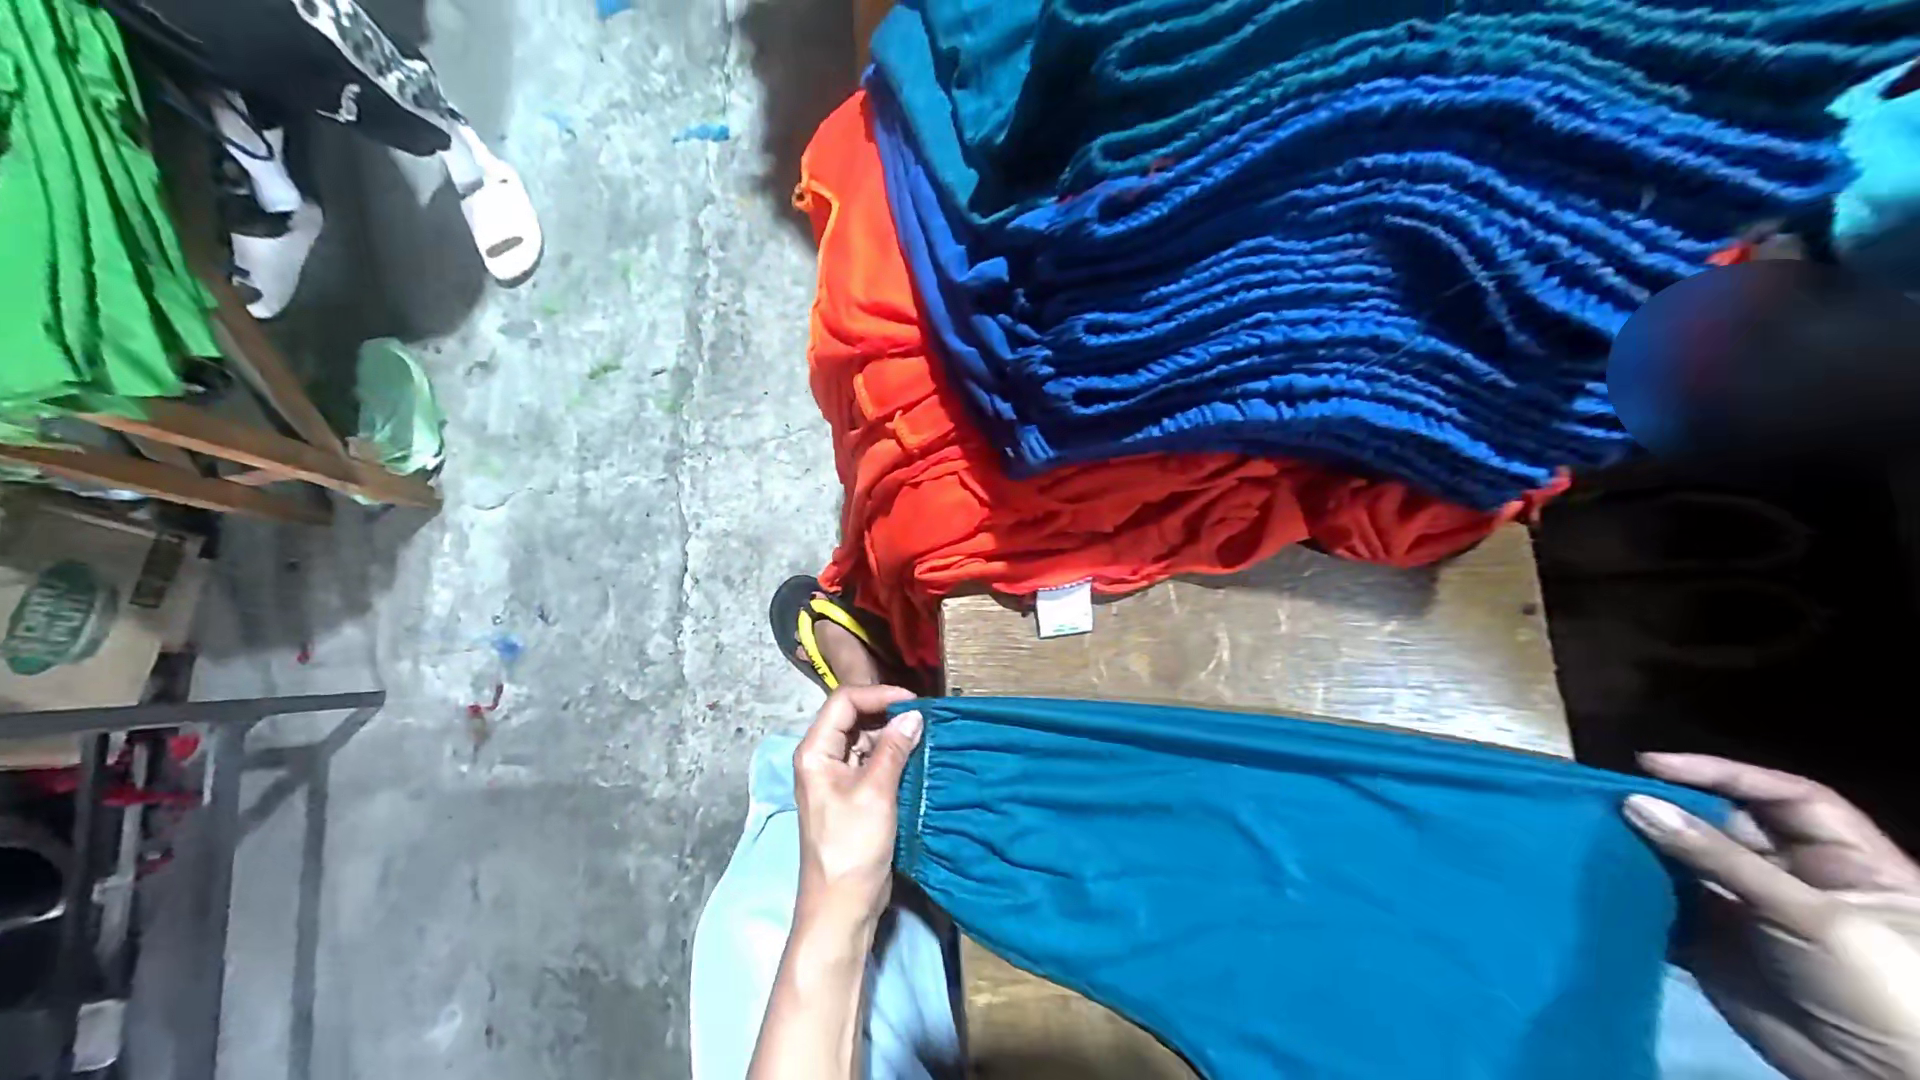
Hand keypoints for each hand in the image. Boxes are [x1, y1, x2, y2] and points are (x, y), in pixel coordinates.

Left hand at [792, 684, 922, 930]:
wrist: (841, 906)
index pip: (844, 702)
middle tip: (923, 717)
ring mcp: (836, 776)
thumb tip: (914, 715)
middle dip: (887, 712)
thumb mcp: (876, 793)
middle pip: (853, 717)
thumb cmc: (851, 847)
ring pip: (865, 738)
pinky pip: (871, 760)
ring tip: (924, 734)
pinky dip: (892, 754)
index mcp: (815, 752)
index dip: (878, 694)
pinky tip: (915, 755)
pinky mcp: (852, 793)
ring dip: (892, 734)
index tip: (913, 701)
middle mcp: (822, 758)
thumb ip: (893, 749)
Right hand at [1623, 754, 1919, 1079]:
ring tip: (1592, 827)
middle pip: (1723, 824)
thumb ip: (1720, 858)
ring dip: (1640, 844)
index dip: (1724, 773)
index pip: (1786, 797)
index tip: (1654, 764)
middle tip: (1609, 796)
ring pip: (1683, 859)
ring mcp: (1747, 909)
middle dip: (1667, 807)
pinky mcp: (1710, 938)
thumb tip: (1635, 804)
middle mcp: (1794, 878)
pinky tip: (1597, 872)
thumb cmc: (1884, 990)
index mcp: (1848, 866)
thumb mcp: (1812, 917)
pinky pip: (1660, 901)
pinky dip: (1628, 886)